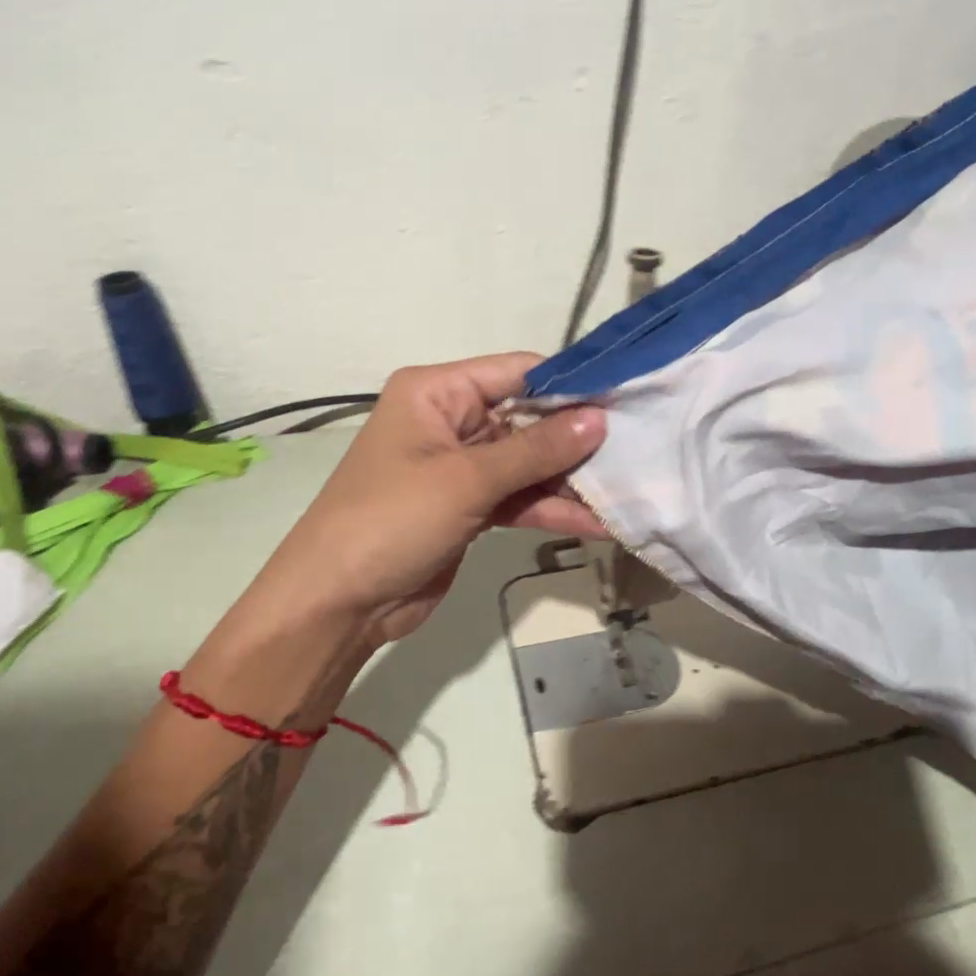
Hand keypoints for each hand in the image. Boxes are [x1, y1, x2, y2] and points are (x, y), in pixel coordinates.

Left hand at [263, 353, 606, 647]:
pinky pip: (520, 500)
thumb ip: (535, 450)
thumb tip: (599, 419)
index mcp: (437, 392)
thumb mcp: (466, 479)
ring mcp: (461, 468)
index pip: (517, 373)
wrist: (338, 602)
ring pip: (528, 465)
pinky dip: (551, 510)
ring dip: (570, 482)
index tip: (625, 400)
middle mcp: (450, 421)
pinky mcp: (469, 509)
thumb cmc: (392, 521)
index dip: (570, 387)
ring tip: (627, 493)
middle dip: (577, 440)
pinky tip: (598, 524)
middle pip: (528, 420)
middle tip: (637, 452)